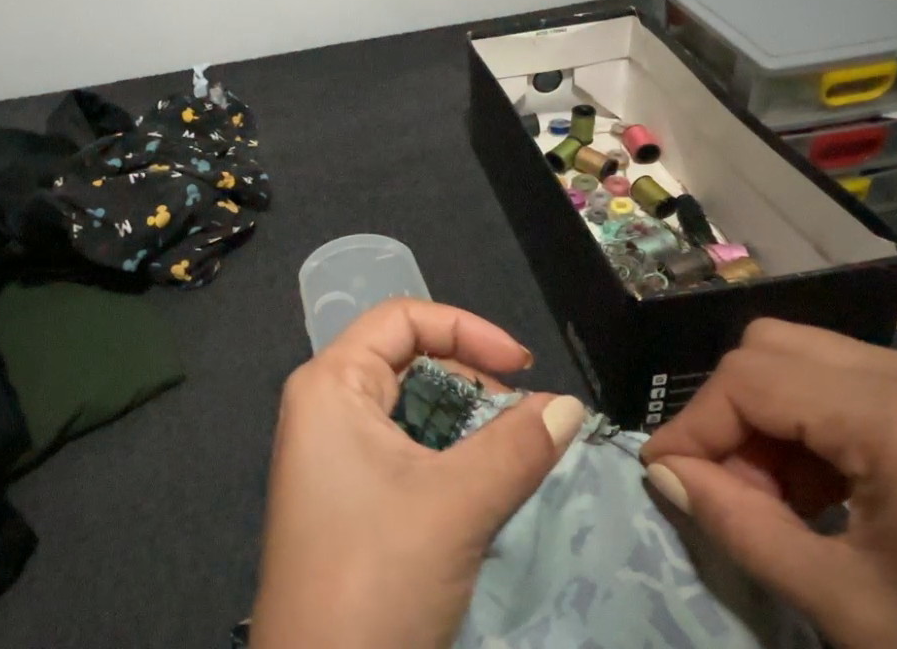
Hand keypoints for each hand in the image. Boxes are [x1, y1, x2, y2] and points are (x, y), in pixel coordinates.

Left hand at [251, 300, 585, 648]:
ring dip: (465, 423)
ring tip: (512, 454)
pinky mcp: (347, 498)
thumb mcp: (455, 505)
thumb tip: (571, 405)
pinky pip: (405, 452)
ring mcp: (332, 456)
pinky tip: (484, 488)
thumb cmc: (375, 576)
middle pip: (406, 360)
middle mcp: (325, 408)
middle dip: (470, 380)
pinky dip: (448, 458)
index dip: (466, 329)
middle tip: (523, 419)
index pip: (402, 319)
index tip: (523, 367)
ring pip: (411, 410)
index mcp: (330, 384)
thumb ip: (517, 446)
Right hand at [642, 319, 896, 648]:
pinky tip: (838, 497)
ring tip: (784, 505)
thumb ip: (742, 528)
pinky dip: (826, 427)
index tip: (666, 480)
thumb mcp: (853, 606)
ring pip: (820, 362)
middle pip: (779, 347)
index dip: (693, 425)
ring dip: (778, 420)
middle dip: (734, 413)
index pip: (750, 378)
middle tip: (732, 492)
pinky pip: (869, 387)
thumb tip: (665, 475)